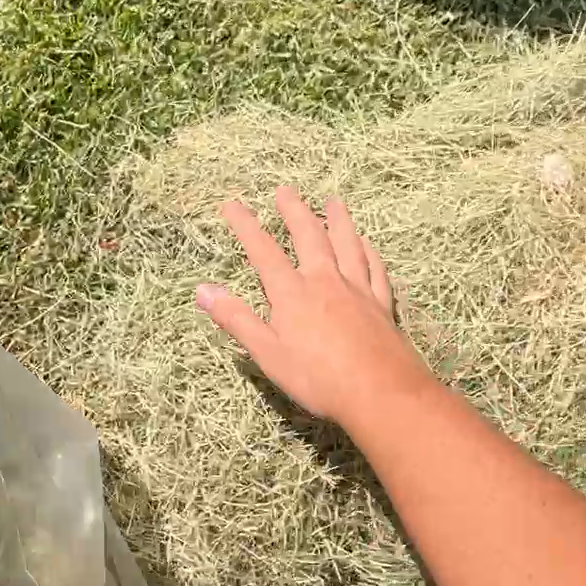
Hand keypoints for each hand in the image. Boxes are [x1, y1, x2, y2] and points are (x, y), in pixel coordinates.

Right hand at [195, 186, 437, 431]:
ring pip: (346, 245)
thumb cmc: (318, 378)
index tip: (232, 204)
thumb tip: (203, 290)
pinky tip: (367, 243)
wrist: (382, 395)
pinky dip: (369, 251)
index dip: (246, 226)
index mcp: (292, 294)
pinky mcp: (381, 305)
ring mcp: (357, 291)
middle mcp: (325, 282)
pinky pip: (375, 269)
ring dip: (338, 221)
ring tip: (333, 202)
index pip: (263, 251)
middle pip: (309, 237)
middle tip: (285, 190)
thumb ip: (236, 319)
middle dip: (294, 211)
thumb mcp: (267, 353)